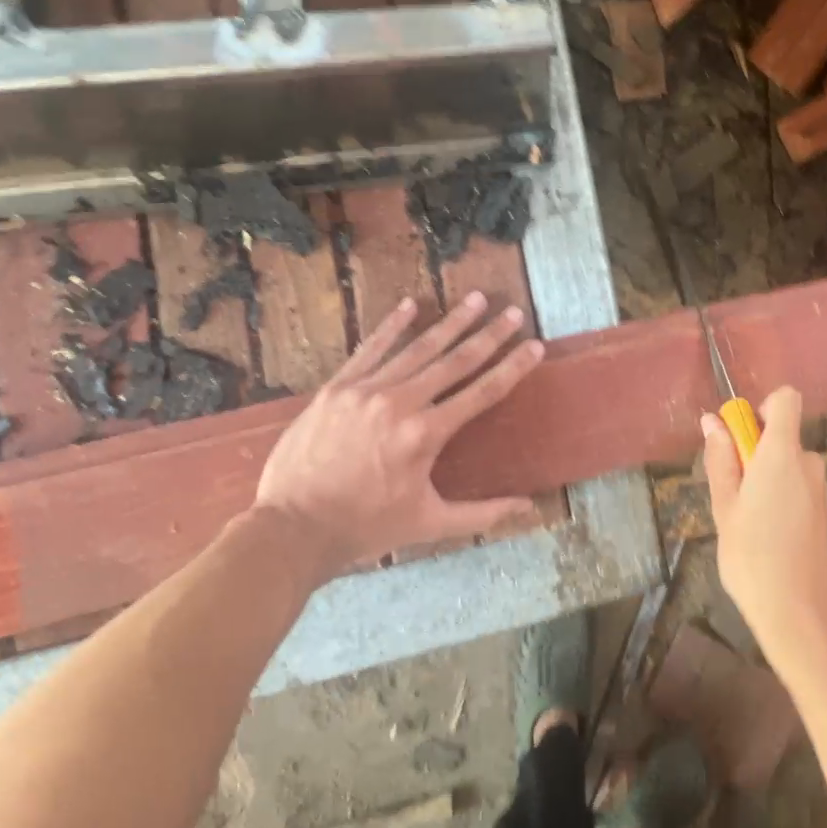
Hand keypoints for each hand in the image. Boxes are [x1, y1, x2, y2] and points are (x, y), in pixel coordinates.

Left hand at [254, 293, 544, 582]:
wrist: (291, 529)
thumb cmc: (365, 528)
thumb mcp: (430, 524)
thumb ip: (482, 514)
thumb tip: (529, 507)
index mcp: (425, 436)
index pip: (481, 392)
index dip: (513, 367)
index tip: (535, 345)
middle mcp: (399, 404)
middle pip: (455, 361)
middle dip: (489, 335)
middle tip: (513, 312)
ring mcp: (364, 392)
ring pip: (417, 349)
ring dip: (450, 322)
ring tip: (476, 299)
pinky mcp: (336, 389)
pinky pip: (370, 350)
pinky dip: (392, 326)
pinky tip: (412, 304)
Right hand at [701, 388, 826, 679]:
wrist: (799, 612)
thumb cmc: (751, 557)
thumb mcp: (724, 508)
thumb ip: (720, 461)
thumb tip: (712, 422)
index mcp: (783, 453)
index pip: (786, 399)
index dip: (762, 408)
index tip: (741, 439)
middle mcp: (809, 463)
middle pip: (783, 436)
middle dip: (756, 454)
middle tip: (733, 495)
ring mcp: (822, 489)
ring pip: (789, 465)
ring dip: (768, 480)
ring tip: (747, 522)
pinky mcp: (826, 512)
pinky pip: (799, 488)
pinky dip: (782, 498)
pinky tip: (768, 536)